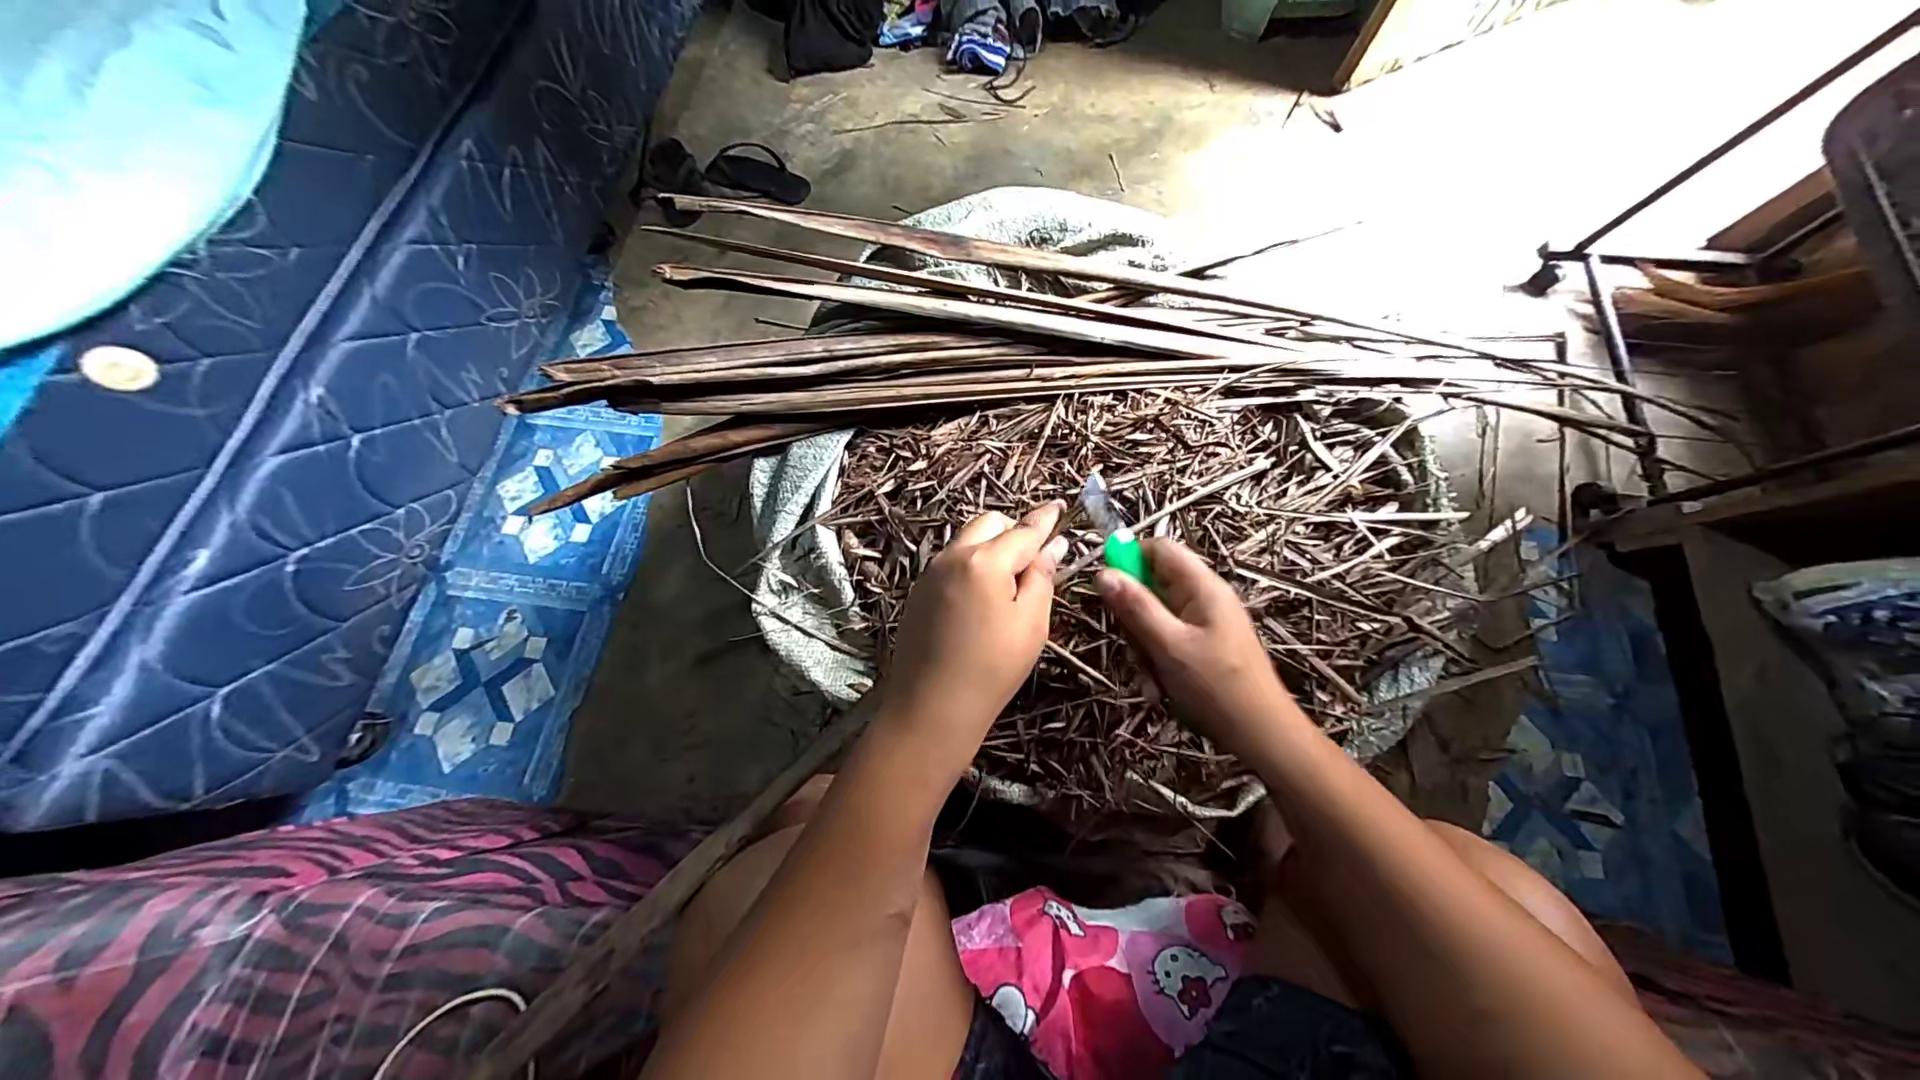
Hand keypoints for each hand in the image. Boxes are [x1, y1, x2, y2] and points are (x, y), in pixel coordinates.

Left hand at [880, 503, 1068, 750]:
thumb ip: (1042, 578)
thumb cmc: (992, 669)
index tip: (1058, 507)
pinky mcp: (919, 592)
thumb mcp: (1031, 624)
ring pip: (968, 541)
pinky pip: (952, 563)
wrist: (931, 707)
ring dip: (992, 546)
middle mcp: (953, 556)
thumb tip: (1051, 547)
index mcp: (985, 561)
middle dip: (1015, 530)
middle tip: (1036, 557)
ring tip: (1010, 580)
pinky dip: (973, 565)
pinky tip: (982, 597)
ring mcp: (931, 573)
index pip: (1023, 531)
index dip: (1045, 519)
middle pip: (989, 524)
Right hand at [1096, 538, 1308, 756]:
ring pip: (1153, 619)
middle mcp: (1203, 599)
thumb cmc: (1218, 688)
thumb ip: (1135, 608)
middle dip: (1133, 618)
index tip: (1106, 588)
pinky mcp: (1201, 648)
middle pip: (1151, 586)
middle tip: (1133, 646)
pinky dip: (1156, 663)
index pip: (1159, 548)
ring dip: (1142, 648)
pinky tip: (1158, 690)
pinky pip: (1165, 642)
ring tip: (1149, 678)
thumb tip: (1103, 573)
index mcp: (1202, 587)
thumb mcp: (1169, 646)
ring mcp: (1202, 624)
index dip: (1129, 560)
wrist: (1262, 737)